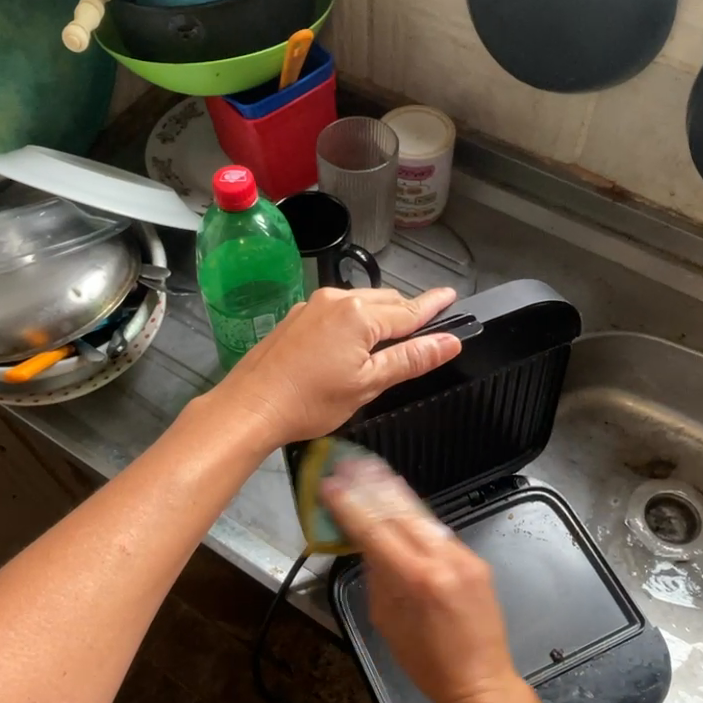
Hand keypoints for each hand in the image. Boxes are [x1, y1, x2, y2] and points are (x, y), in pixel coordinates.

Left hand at [208, 287, 461, 447]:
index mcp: (359, 315)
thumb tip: (449, 342)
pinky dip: (353, 322)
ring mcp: (312, 306)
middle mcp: (336, 300)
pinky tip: (352, 344)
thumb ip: (411, 359)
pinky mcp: (296, 318)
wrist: (251, 406)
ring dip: (379, 317)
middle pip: (385, 302)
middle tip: (426, 326)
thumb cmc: (310, 402)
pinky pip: (336, 311)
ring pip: (359, 304)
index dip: (433, 306)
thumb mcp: (369, 384)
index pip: (409, 311)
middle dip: (407, 312)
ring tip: (391, 338)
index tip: (451, 295)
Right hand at [320, 457, 519, 702]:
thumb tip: (369, 547)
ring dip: (394, 492)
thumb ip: (378, 577)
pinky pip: (440, 532)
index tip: (332, 484)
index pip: (376, 530)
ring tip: (372, 470)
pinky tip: (401, 499)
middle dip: (372, 487)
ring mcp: (464, 557)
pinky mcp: (476, 560)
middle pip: (401, 512)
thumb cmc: (427, 663)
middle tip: (350, 465)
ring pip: (422, 516)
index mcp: (416, 579)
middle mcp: (442, 560)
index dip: (351, 505)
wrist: (482, 681)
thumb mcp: (387, 621)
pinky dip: (416, 515)